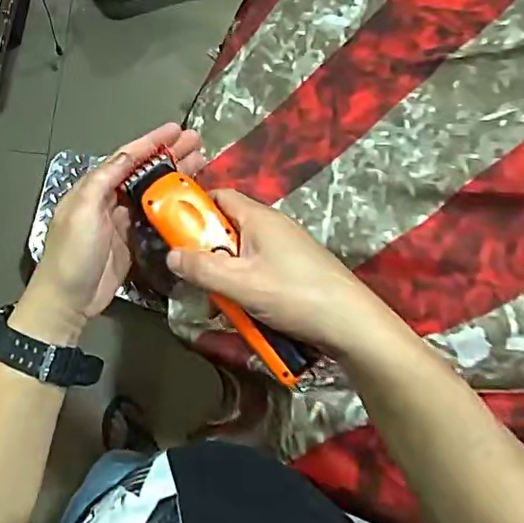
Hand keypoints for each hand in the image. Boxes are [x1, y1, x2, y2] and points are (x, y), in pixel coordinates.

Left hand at [17, 123, 205, 344]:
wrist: (67, 301)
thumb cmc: (72, 253)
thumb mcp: (83, 210)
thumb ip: (104, 180)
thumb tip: (128, 154)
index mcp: (94, 187)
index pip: (127, 157)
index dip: (152, 141)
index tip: (176, 129)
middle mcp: (109, 198)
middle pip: (144, 170)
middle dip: (170, 154)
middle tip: (196, 142)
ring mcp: (122, 220)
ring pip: (153, 190)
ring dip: (175, 176)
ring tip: (201, 162)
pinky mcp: (133, 240)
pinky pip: (156, 215)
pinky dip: (173, 204)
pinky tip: (190, 198)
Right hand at [164, 189, 406, 357]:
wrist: (353, 325)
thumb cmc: (296, 294)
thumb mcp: (241, 284)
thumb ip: (203, 268)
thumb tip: (171, 255)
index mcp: (258, 217)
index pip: (218, 197)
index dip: (194, 210)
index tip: (174, 232)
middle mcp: (272, 227)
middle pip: (227, 230)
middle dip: (209, 254)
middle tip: (198, 278)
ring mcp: (286, 250)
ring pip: (242, 256)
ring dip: (227, 279)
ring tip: (223, 305)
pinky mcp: (295, 272)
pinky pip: (259, 272)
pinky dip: (247, 288)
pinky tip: (247, 314)